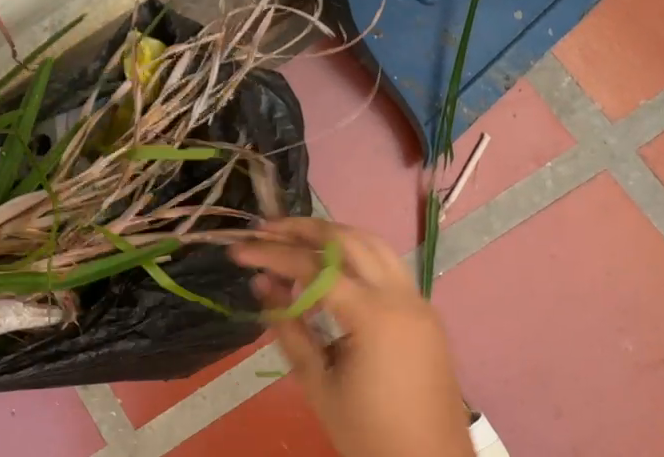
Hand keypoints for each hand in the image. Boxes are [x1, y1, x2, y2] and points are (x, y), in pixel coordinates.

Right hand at [231, 220, 473, 456]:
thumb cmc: (369, 434)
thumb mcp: (318, 383)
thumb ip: (289, 327)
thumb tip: (261, 283)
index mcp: (374, 316)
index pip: (313, 266)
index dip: (271, 255)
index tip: (238, 252)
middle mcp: (401, 298)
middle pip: (346, 240)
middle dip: (302, 229)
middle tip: (265, 231)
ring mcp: (419, 303)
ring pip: (372, 244)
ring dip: (331, 235)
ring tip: (295, 239)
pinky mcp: (425, 315)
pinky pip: (388, 266)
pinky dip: (355, 255)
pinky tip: (330, 268)